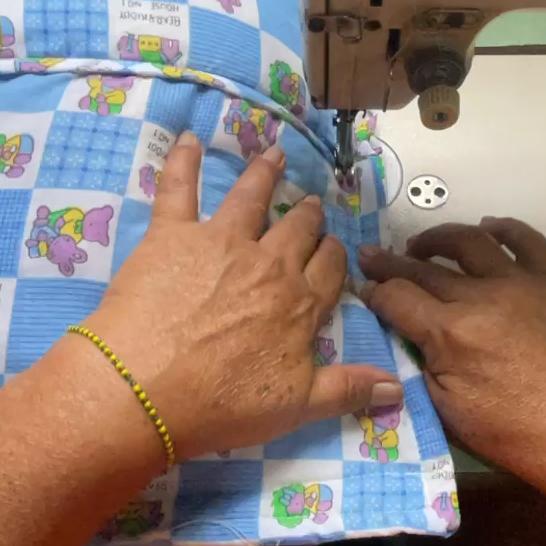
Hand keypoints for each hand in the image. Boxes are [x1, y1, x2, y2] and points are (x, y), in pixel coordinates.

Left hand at [80, 132, 401, 458]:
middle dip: (308, 216)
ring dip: (266, 174)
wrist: (147, 391)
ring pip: (252, 197)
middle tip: (310, 207)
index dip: (333, 257)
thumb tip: (397, 389)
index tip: (332, 249)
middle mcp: (269, 263)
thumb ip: (347, 389)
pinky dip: (183, 160)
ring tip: (275, 155)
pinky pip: (179, 187)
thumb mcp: (296, 407)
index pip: (329, 270)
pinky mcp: (172, 235)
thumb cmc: (222, 405)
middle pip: (297, 230)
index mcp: (300, 304)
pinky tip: (187, 139)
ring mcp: (221, 242)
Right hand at [359, 217, 545, 490]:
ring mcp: (520, 284)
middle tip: (370, 256)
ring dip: (438, 238)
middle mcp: (483, 298)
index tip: (361, 290)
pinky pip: (527, 241)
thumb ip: (417, 366)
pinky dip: (504, 228)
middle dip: (391, 263)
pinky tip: (487, 227)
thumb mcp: (443, 409)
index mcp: (451, 334)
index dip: (373, 292)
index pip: (397, 298)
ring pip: (470, 240)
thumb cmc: (507, 432)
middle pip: (424, 269)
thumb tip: (401, 336)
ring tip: (419, 246)